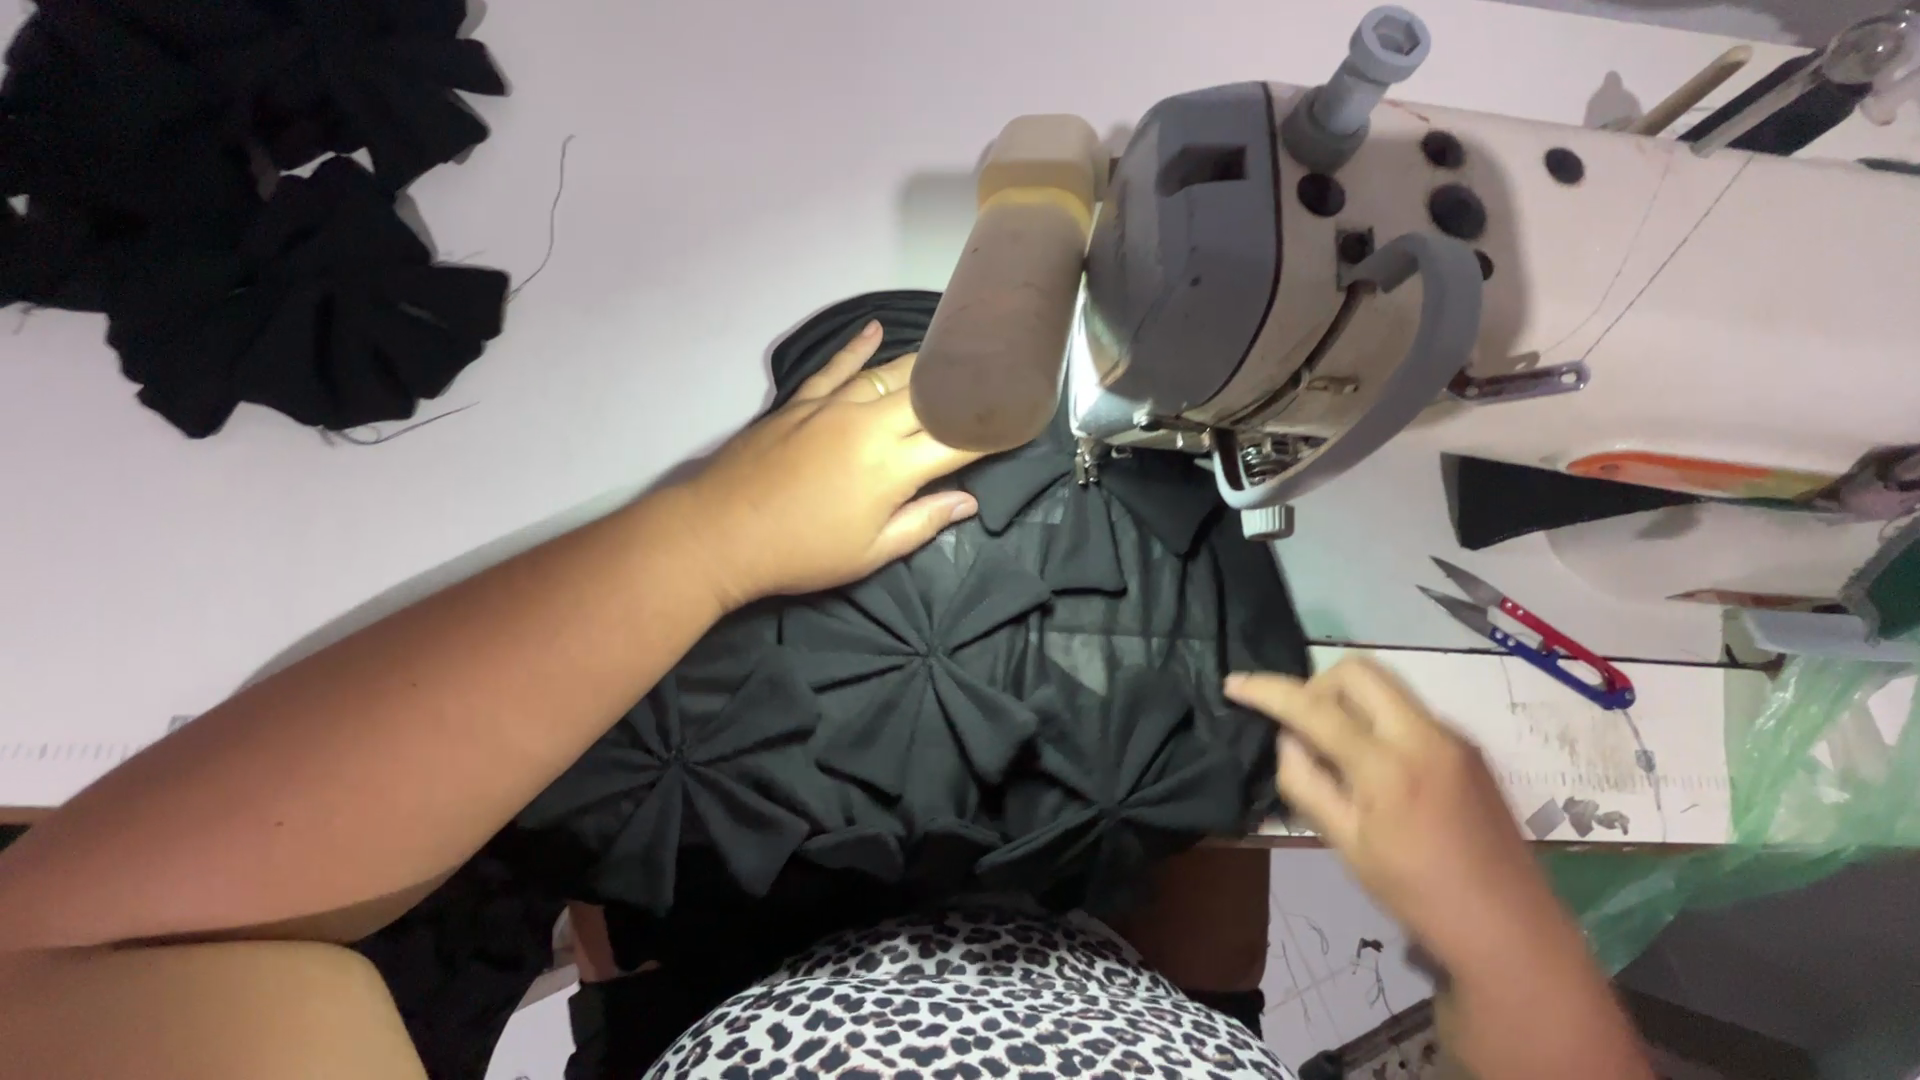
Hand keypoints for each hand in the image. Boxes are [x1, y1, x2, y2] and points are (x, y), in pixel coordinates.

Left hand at [664, 321, 985, 609]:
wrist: (720, 533)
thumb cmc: (802, 554)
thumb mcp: (871, 553)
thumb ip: (924, 521)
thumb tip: (968, 501)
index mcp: (895, 468)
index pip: (959, 440)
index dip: (994, 429)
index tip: (1020, 418)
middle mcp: (872, 424)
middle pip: (932, 393)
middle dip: (968, 383)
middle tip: (994, 371)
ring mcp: (834, 406)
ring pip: (891, 373)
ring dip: (926, 363)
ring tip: (953, 351)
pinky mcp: (801, 402)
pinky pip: (836, 366)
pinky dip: (857, 348)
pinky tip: (873, 330)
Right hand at [1226, 657, 1562, 964]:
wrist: (1511, 931)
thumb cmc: (1417, 895)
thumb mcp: (1345, 845)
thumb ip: (1305, 783)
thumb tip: (1287, 739)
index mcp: (1388, 767)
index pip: (1314, 708)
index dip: (1267, 690)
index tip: (1234, 683)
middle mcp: (1425, 736)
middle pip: (1357, 670)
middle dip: (1316, 685)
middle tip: (1301, 726)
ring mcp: (1453, 737)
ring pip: (1385, 687)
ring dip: (1348, 701)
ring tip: (1335, 750)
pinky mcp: (1468, 748)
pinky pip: (1407, 712)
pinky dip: (1376, 721)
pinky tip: (1373, 768)